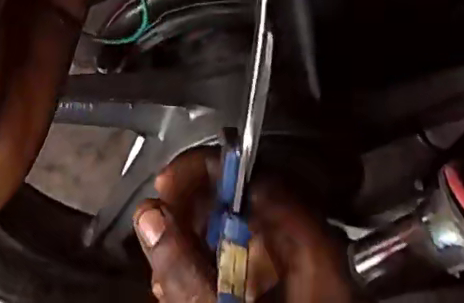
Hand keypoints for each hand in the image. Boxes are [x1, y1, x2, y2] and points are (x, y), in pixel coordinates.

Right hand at [134, 149, 357, 302]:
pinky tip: (185, 295)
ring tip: (165, 275)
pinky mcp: (293, 302)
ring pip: (243, 240)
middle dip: (192, 215)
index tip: (163, 189)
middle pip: (244, 206)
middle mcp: (314, 255)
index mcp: (311, 247)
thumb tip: (149, 215)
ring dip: (196, 248)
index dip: (202, 173)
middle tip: (157, 232)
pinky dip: (213, 277)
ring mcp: (306, 283)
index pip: (252, 176)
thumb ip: (185, 272)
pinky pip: (250, 272)